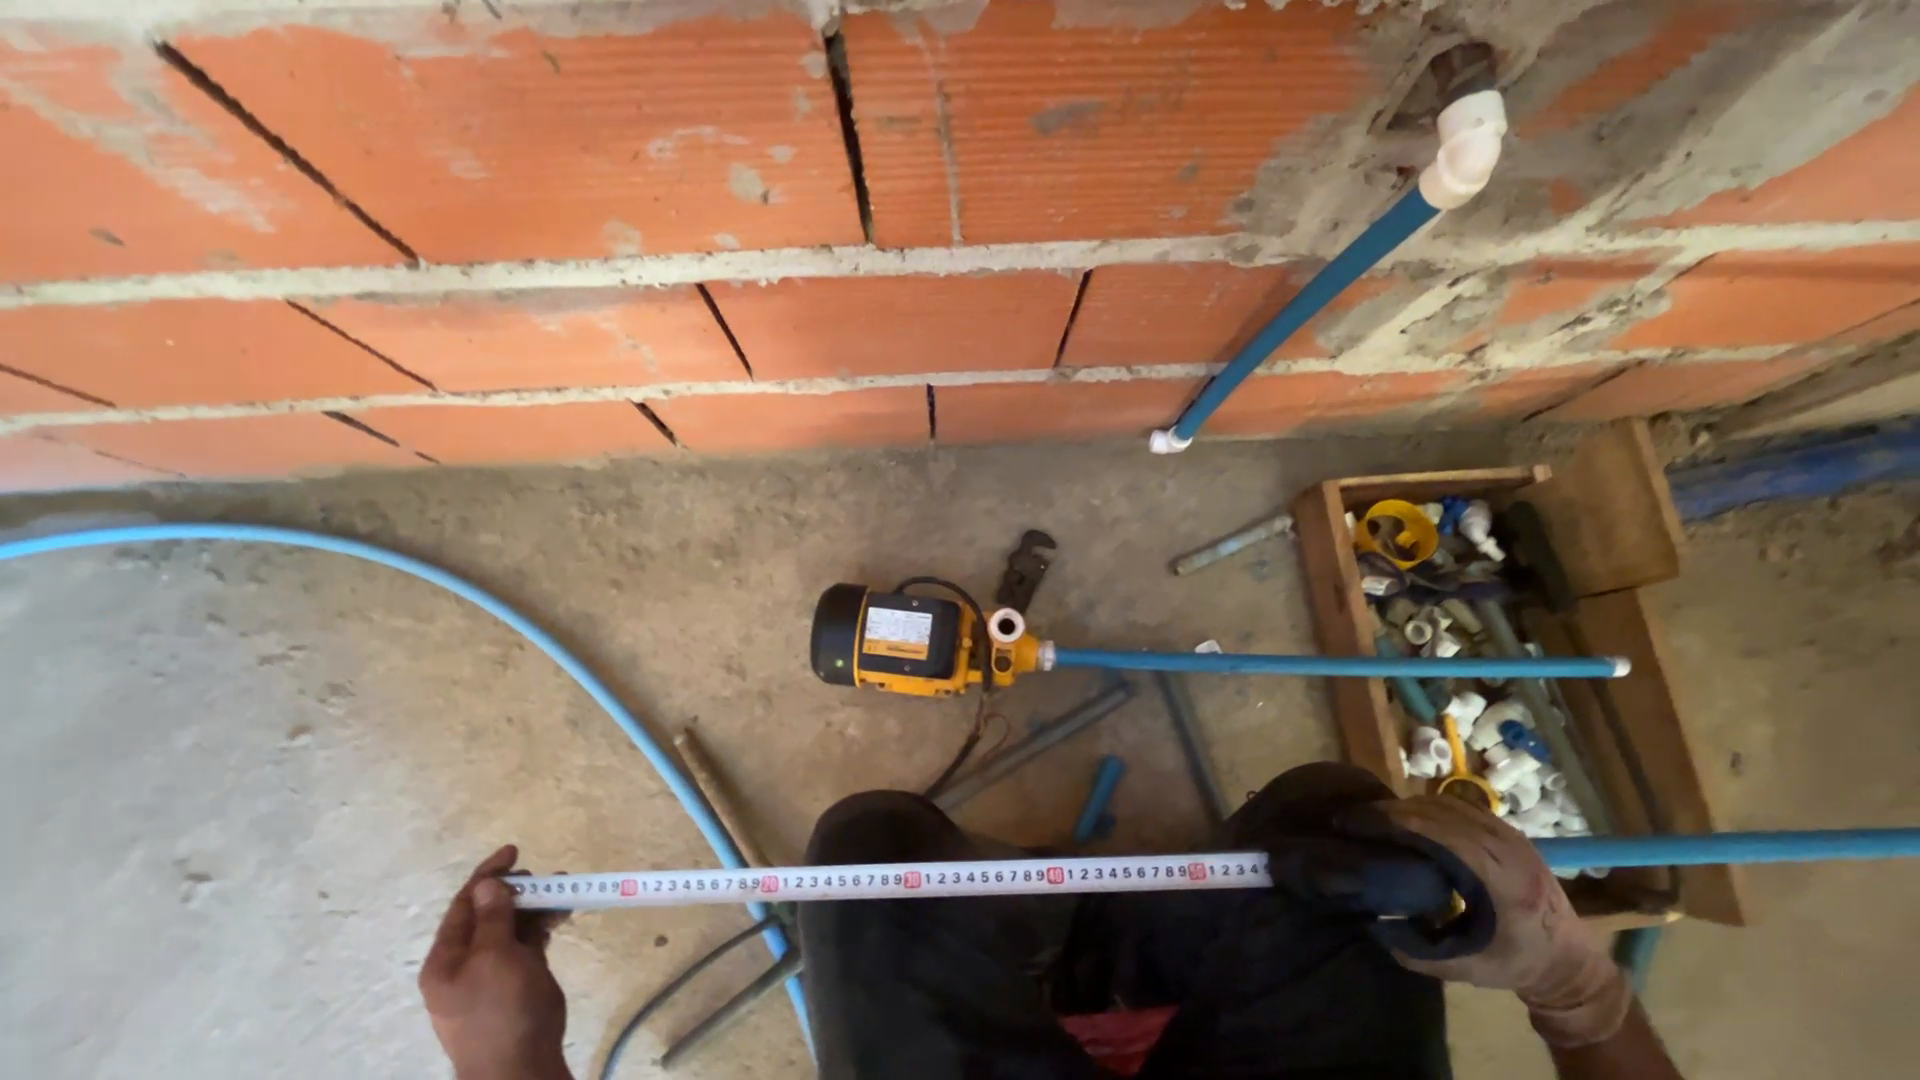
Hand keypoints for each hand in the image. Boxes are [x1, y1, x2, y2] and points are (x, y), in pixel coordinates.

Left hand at [419, 845, 572, 1079]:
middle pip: (489, 913)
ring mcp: (492, 973)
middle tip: (544, 878)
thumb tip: (488, 883)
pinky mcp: (517, 981)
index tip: (514, 850)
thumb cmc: (501, 1010)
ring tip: (564, 893)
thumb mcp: (495, 958)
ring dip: (535, 906)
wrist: (519, 1068)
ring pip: (512, 927)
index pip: (464, 905)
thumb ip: (492, 918)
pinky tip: (562, 915)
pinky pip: (527, 944)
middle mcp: (465, 963)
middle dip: (516, 890)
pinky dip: (543, 926)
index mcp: (446, 960)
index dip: (487, 875)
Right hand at [1367, 796, 1630, 1047]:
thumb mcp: (1466, 970)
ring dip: (1409, 805)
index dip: (1398, 822)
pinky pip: (1463, 807)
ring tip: (1377, 817)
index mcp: (1506, 884)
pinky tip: (1408, 819)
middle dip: (1394, 810)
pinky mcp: (1512, 832)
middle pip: (1443, 812)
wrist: (1572, 964)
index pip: (1445, 835)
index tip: (1359, 823)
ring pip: (1451, 804)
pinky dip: (1429, 807)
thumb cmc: (1518, 966)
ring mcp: (1515, 838)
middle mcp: (1513, 852)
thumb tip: (1373, 922)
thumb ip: (1418, 950)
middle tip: (1357, 818)